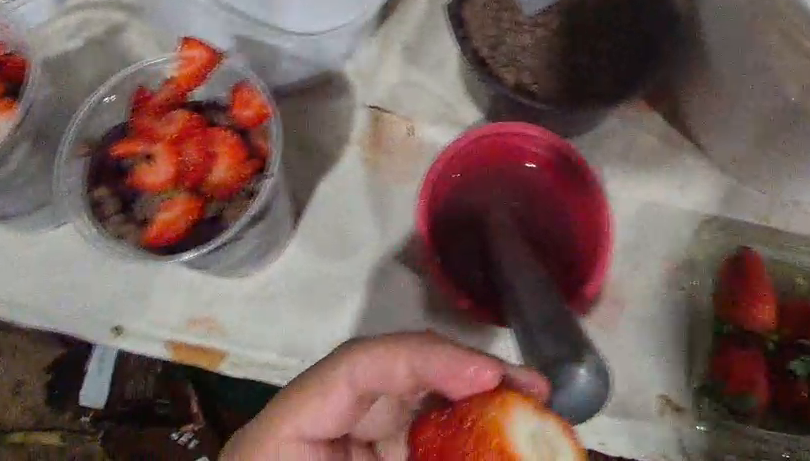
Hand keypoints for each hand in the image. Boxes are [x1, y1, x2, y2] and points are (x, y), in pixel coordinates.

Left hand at [222, 332, 549, 460]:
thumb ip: (417, 458)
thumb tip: (491, 447)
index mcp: (281, 436)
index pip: (357, 366)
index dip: (425, 359)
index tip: (486, 376)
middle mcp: (315, 429)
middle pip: (392, 380)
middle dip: (462, 377)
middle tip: (528, 387)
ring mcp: (343, 450)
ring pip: (411, 411)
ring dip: (468, 407)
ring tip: (527, 403)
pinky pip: (415, 444)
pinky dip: (454, 439)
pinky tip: (493, 438)